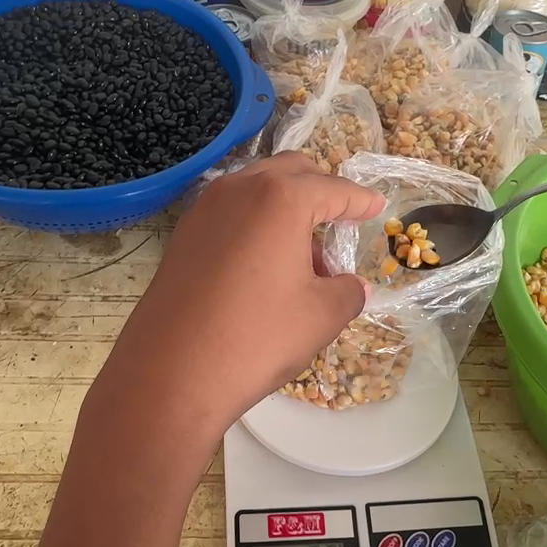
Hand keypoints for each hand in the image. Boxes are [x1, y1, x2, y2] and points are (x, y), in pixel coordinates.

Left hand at [99, 152, 384, 433]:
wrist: (170, 374)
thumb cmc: (255, 339)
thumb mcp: (321, 316)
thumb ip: (348, 291)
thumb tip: (352, 286)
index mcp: (280, 198)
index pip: (333, 189)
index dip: (360, 200)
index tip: (377, 207)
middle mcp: (238, 190)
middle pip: (290, 172)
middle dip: (320, 191)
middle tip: (340, 223)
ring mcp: (203, 211)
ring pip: (255, 191)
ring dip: (285, 210)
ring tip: (302, 259)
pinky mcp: (181, 237)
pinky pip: (230, 215)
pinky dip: (254, 226)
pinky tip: (263, 269)